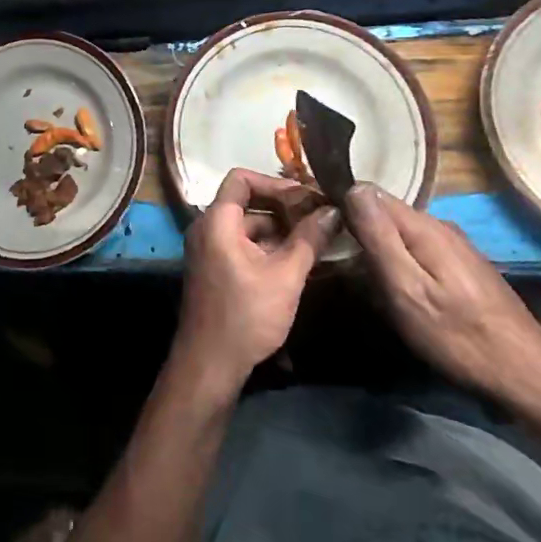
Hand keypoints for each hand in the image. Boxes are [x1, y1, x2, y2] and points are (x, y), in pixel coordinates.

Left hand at [176, 169, 339, 392]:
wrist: (210, 362)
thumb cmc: (246, 315)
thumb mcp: (285, 276)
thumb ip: (309, 239)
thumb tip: (333, 210)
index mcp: (217, 221)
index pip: (241, 179)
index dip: (275, 182)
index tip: (307, 197)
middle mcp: (207, 228)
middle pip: (247, 202)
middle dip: (284, 208)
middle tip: (321, 218)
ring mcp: (208, 249)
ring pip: (248, 226)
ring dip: (280, 230)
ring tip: (317, 239)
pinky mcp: (214, 267)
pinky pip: (241, 244)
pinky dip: (267, 247)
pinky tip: (298, 260)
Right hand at [344, 184, 540, 401]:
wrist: (523, 370)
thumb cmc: (455, 333)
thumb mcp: (406, 288)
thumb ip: (379, 238)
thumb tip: (354, 188)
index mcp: (423, 226)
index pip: (370, 193)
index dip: (342, 203)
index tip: (317, 224)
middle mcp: (439, 226)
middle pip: (385, 212)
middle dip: (357, 226)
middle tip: (331, 255)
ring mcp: (453, 245)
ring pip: (400, 232)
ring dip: (376, 244)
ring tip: (354, 271)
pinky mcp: (460, 265)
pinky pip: (416, 248)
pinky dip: (396, 258)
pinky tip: (390, 283)